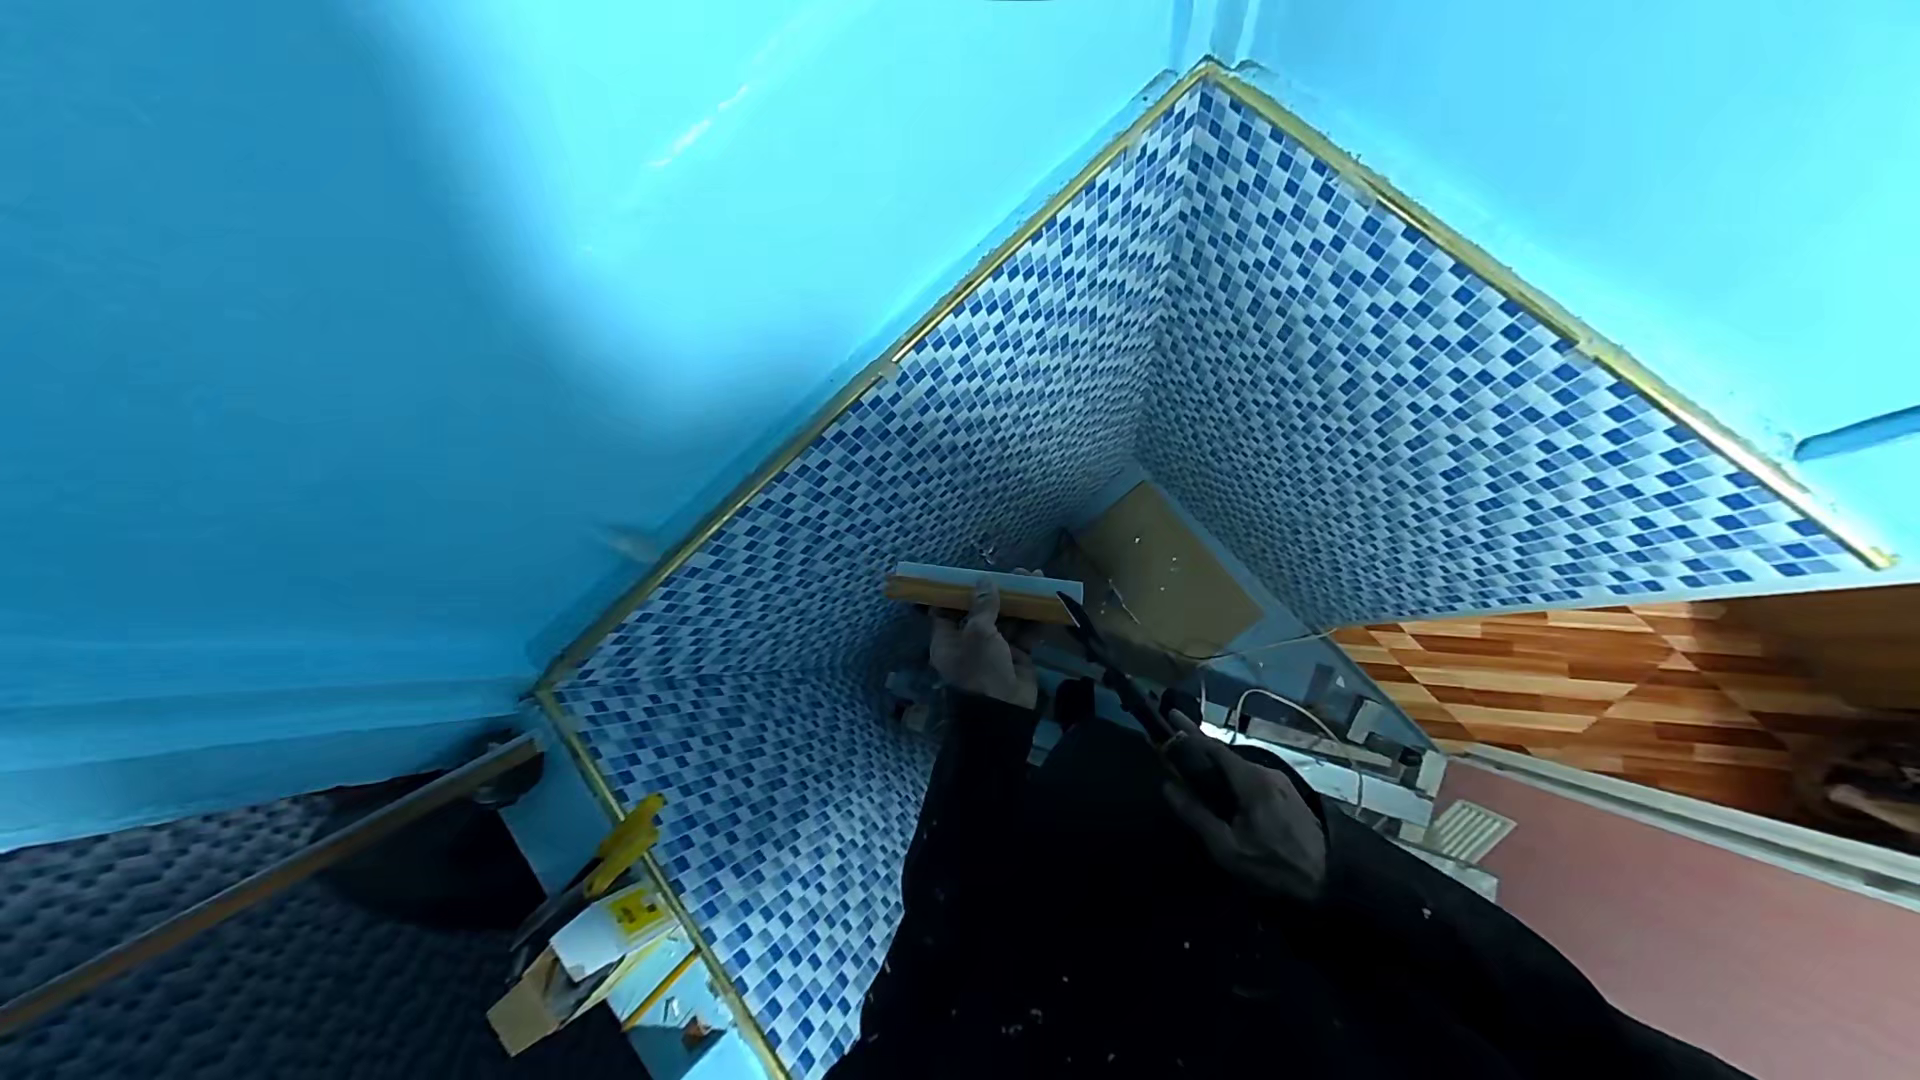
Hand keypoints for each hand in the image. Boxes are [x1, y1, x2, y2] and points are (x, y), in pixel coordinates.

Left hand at [929, 581, 1038, 708]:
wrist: (1004, 711)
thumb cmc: (981, 668)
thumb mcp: (978, 633)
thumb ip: (982, 606)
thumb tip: (985, 580)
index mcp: (948, 639)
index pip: (947, 610)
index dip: (960, 591)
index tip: (974, 573)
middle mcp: (968, 642)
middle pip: (981, 610)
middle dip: (998, 591)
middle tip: (1014, 574)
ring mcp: (993, 649)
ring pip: (1006, 618)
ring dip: (1019, 600)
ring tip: (1034, 579)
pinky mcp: (1016, 655)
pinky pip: (1024, 632)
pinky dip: (1033, 617)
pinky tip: (1044, 600)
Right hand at [1161, 710, 1327, 901]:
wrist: (1334, 883)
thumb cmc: (1275, 866)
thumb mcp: (1227, 848)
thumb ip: (1195, 814)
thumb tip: (1168, 786)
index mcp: (1250, 780)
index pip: (1213, 747)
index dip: (1189, 732)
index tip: (1171, 715)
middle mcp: (1267, 772)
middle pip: (1226, 756)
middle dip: (1200, 750)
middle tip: (1176, 747)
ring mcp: (1281, 783)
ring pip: (1240, 768)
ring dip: (1217, 769)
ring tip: (1197, 778)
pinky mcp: (1290, 796)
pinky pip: (1253, 779)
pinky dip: (1233, 780)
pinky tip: (1226, 796)